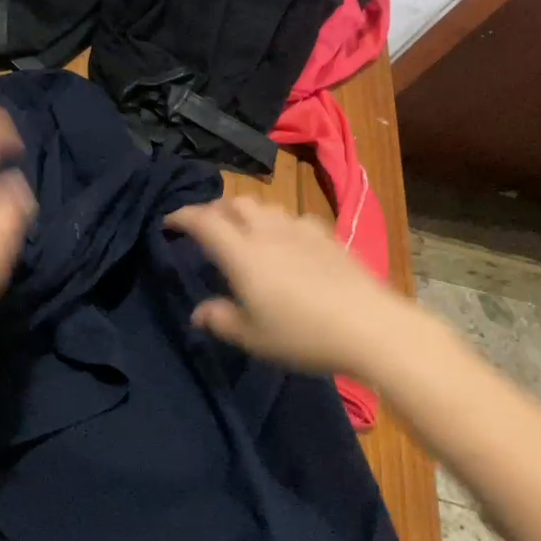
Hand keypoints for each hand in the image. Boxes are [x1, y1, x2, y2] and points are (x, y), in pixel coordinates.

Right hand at [167, 197, 426, 377]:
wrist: (372, 327)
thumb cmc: (303, 334)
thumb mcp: (253, 337)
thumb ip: (221, 320)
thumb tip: (198, 312)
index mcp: (240, 253)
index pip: (203, 221)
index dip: (181, 216)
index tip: (168, 222)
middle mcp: (266, 232)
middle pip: (234, 203)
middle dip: (215, 209)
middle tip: (206, 227)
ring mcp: (301, 231)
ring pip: (265, 207)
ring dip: (247, 213)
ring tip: (244, 231)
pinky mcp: (328, 238)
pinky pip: (294, 219)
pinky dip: (279, 224)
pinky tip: (286, 241)